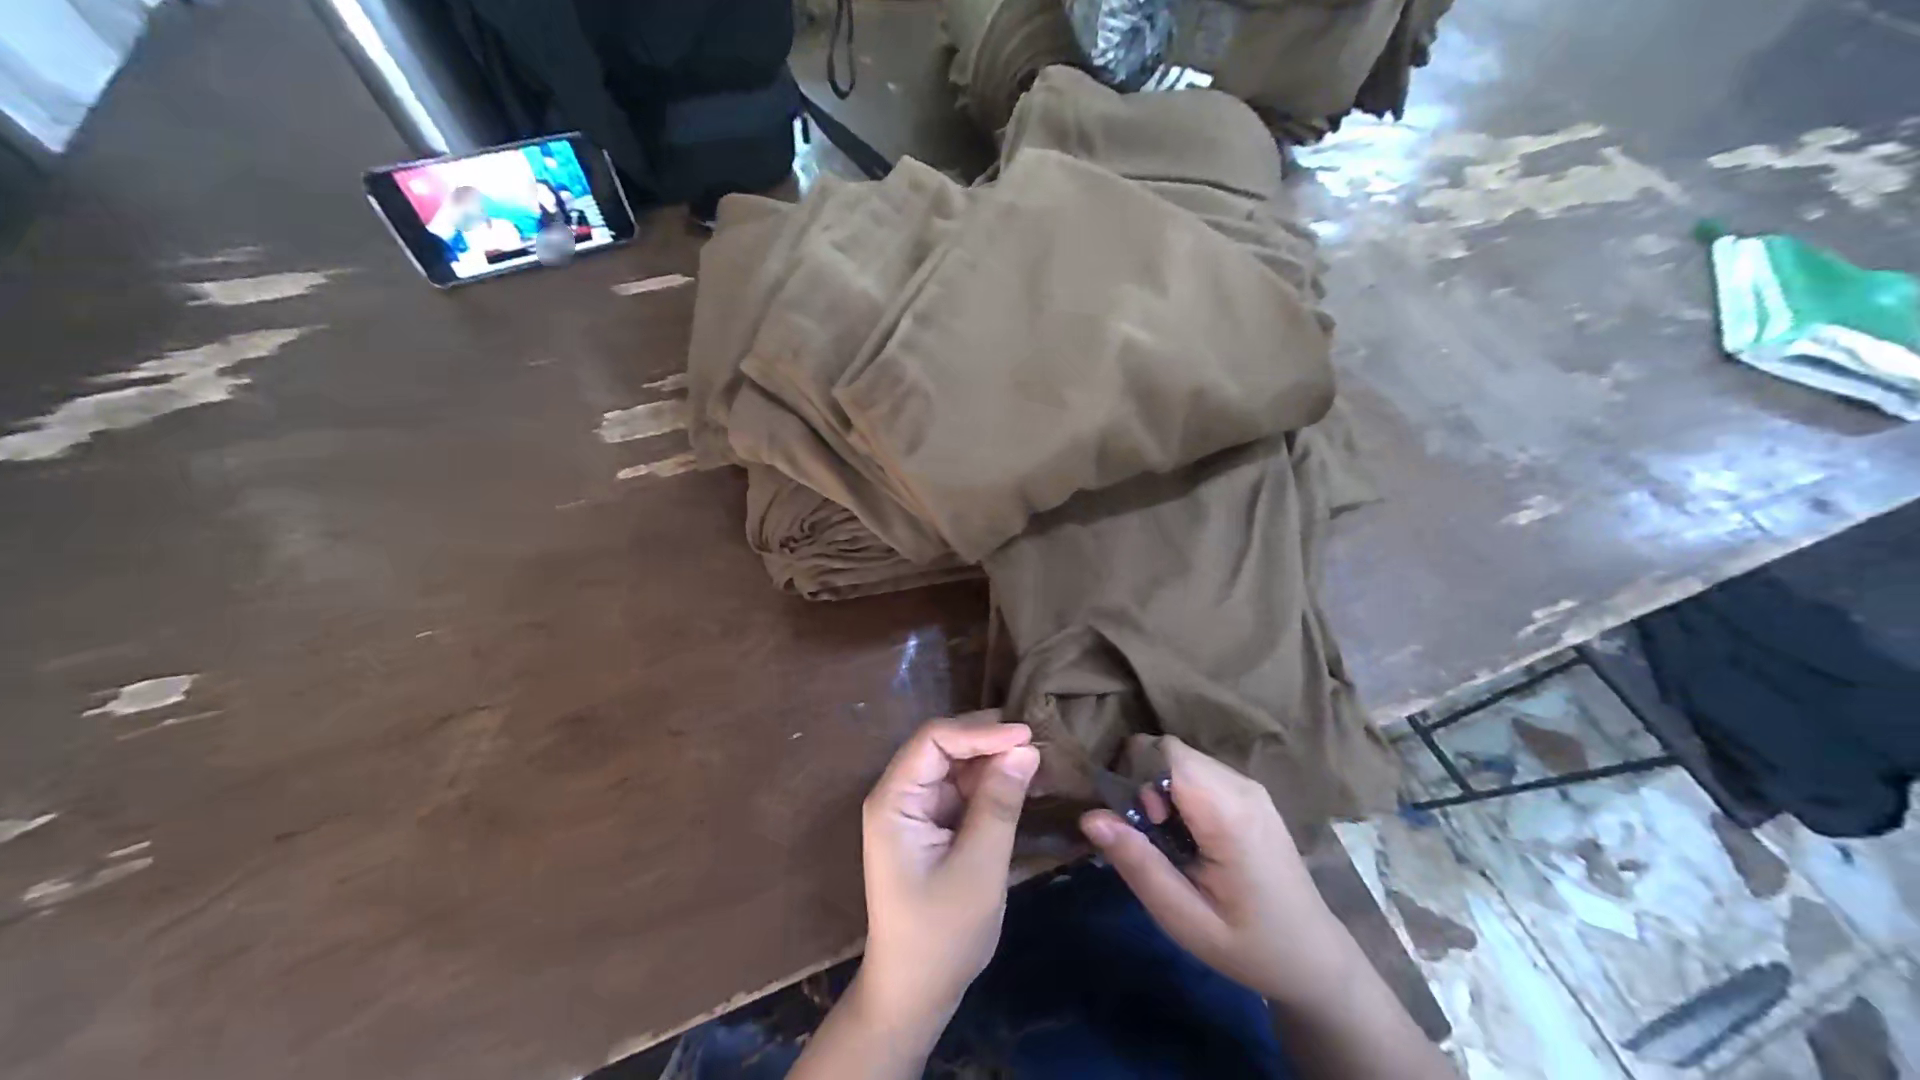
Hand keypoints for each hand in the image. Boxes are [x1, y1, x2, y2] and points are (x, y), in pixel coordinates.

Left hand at [858, 713, 1040, 1028]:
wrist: (915, 992)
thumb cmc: (941, 934)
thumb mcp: (979, 867)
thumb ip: (1000, 804)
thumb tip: (1026, 748)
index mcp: (895, 799)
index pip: (934, 740)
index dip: (980, 730)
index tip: (1026, 735)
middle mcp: (900, 795)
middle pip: (944, 746)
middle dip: (989, 740)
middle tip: (1038, 742)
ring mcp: (916, 810)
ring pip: (957, 766)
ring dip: (995, 761)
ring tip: (1038, 759)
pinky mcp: (933, 826)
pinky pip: (964, 791)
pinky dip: (993, 785)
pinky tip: (1023, 783)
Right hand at [1079, 736, 1354, 1004]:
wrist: (1314, 958)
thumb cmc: (1247, 946)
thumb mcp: (1184, 918)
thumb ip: (1138, 863)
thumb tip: (1090, 816)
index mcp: (1229, 813)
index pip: (1164, 751)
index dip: (1138, 776)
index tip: (1141, 822)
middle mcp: (1242, 786)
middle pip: (1171, 750)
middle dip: (1146, 780)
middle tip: (1152, 833)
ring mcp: (1251, 787)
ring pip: (1183, 758)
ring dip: (1162, 787)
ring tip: (1171, 838)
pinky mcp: (1252, 794)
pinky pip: (1200, 771)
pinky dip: (1180, 791)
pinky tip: (1190, 835)